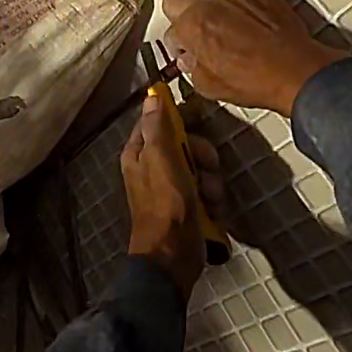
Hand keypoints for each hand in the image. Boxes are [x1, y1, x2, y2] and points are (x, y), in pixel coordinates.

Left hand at [123, 91, 224, 297]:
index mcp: (139, 153)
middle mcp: (153, 167)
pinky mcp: (188, 204)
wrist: (174, 255)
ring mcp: (171, 186)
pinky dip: (211, 196)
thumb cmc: (165, 203)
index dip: (175, 119)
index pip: (156, 121)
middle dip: (200, 154)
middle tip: (207, 165)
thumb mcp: (161, 157)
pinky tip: (212, 208)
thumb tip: (151, 96)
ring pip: (198, 165)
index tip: (193, 123)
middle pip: (183, 143)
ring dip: (210, 179)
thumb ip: (158, 126)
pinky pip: (205, 187)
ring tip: (210, 195)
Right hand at [161, 0, 349, 116]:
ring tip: (218, 13)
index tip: (188, 50)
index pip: (169, 29)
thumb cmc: (254, 80)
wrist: (293, 70)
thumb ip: (191, 67)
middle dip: (184, 15)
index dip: (178, 43)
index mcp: (189, 25)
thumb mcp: (209, 86)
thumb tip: (188, 59)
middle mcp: (206, 0)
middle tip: (198, 31)